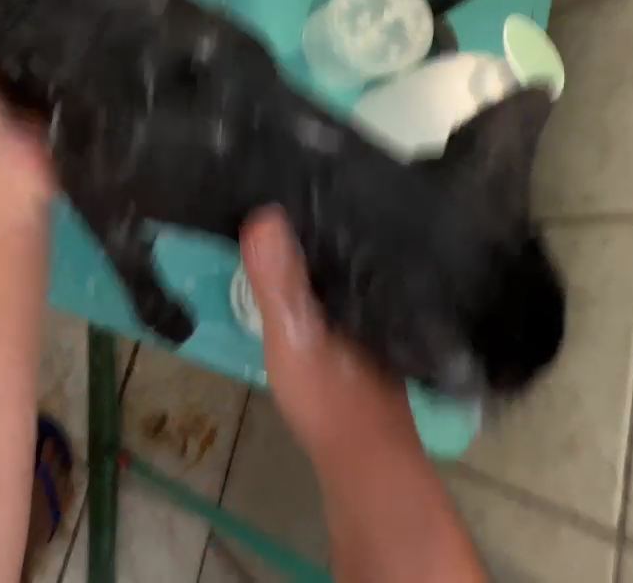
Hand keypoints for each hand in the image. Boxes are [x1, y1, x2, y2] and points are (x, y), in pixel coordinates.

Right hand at [240, 207, 414, 457]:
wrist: (361, 460)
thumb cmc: (330, 394)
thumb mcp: (294, 332)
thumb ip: (279, 281)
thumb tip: (263, 213)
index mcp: (362, 279)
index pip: (336, 221)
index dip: (306, 194)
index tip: (271, 173)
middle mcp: (371, 289)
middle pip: (335, 240)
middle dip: (305, 215)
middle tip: (262, 187)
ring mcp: (366, 313)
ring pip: (334, 266)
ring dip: (307, 247)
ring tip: (270, 221)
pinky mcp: (357, 333)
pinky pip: (332, 289)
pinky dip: (312, 276)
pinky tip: (293, 275)